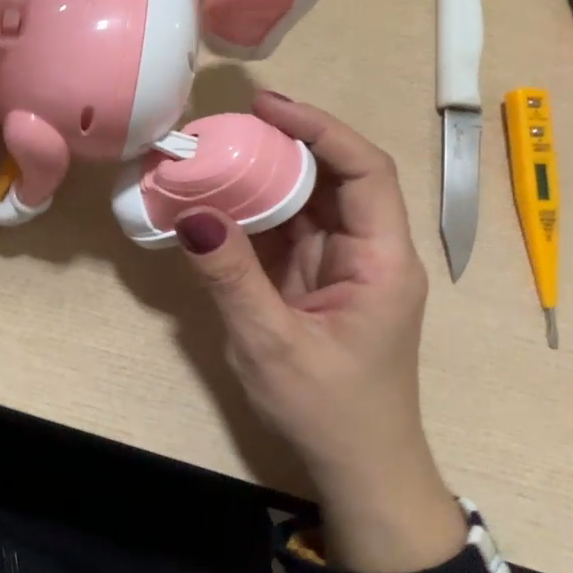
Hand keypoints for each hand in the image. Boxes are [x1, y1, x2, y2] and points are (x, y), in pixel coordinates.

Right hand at [173, 92, 465, 572]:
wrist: (355, 465)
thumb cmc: (327, 408)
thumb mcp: (271, 342)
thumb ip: (231, 277)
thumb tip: (192, 213)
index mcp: (381, 261)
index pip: (364, 172)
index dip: (321, 130)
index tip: (266, 107)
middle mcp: (365, 254)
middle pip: (333, 179)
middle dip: (284, 146)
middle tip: (222, 127)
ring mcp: (337, 269)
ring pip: (304, 205)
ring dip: (261, 178)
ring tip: (209, 155)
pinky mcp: (310, 285)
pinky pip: (282, 235)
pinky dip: (248, 215)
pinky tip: (211, 203)